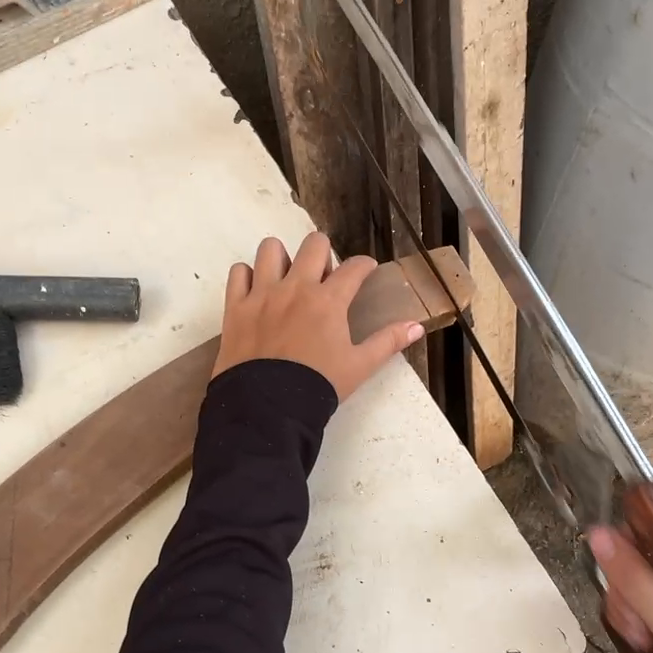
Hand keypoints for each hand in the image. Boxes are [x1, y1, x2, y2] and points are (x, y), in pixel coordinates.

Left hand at [213, 232, 424, 401]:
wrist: (268, 407)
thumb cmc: (318, 386)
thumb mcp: (359, 366)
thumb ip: (388, 342)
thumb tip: (417, 326)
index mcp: (329, 301)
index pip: (354, 268)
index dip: (364, 265)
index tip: (365, 270)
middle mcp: (296, 288)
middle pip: (313, 244)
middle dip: (323, 253)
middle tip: (323, 275)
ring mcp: (262, 294)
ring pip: (271, 249)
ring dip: (282, 258)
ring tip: (286, 277)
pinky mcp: (235, 307)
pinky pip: (238, 273)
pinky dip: (247, 276)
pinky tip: (256, 290)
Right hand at [588, 524, 652, 652]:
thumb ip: (636, 578)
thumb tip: (597, 534)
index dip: (635, 535)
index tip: (618, 568)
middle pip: (648, 550)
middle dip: (629, 584)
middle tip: (633, 618)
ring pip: (643, 575)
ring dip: (630, 605)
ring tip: (639, 635)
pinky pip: (650, 596)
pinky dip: (638, 615)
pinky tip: (642, 638)